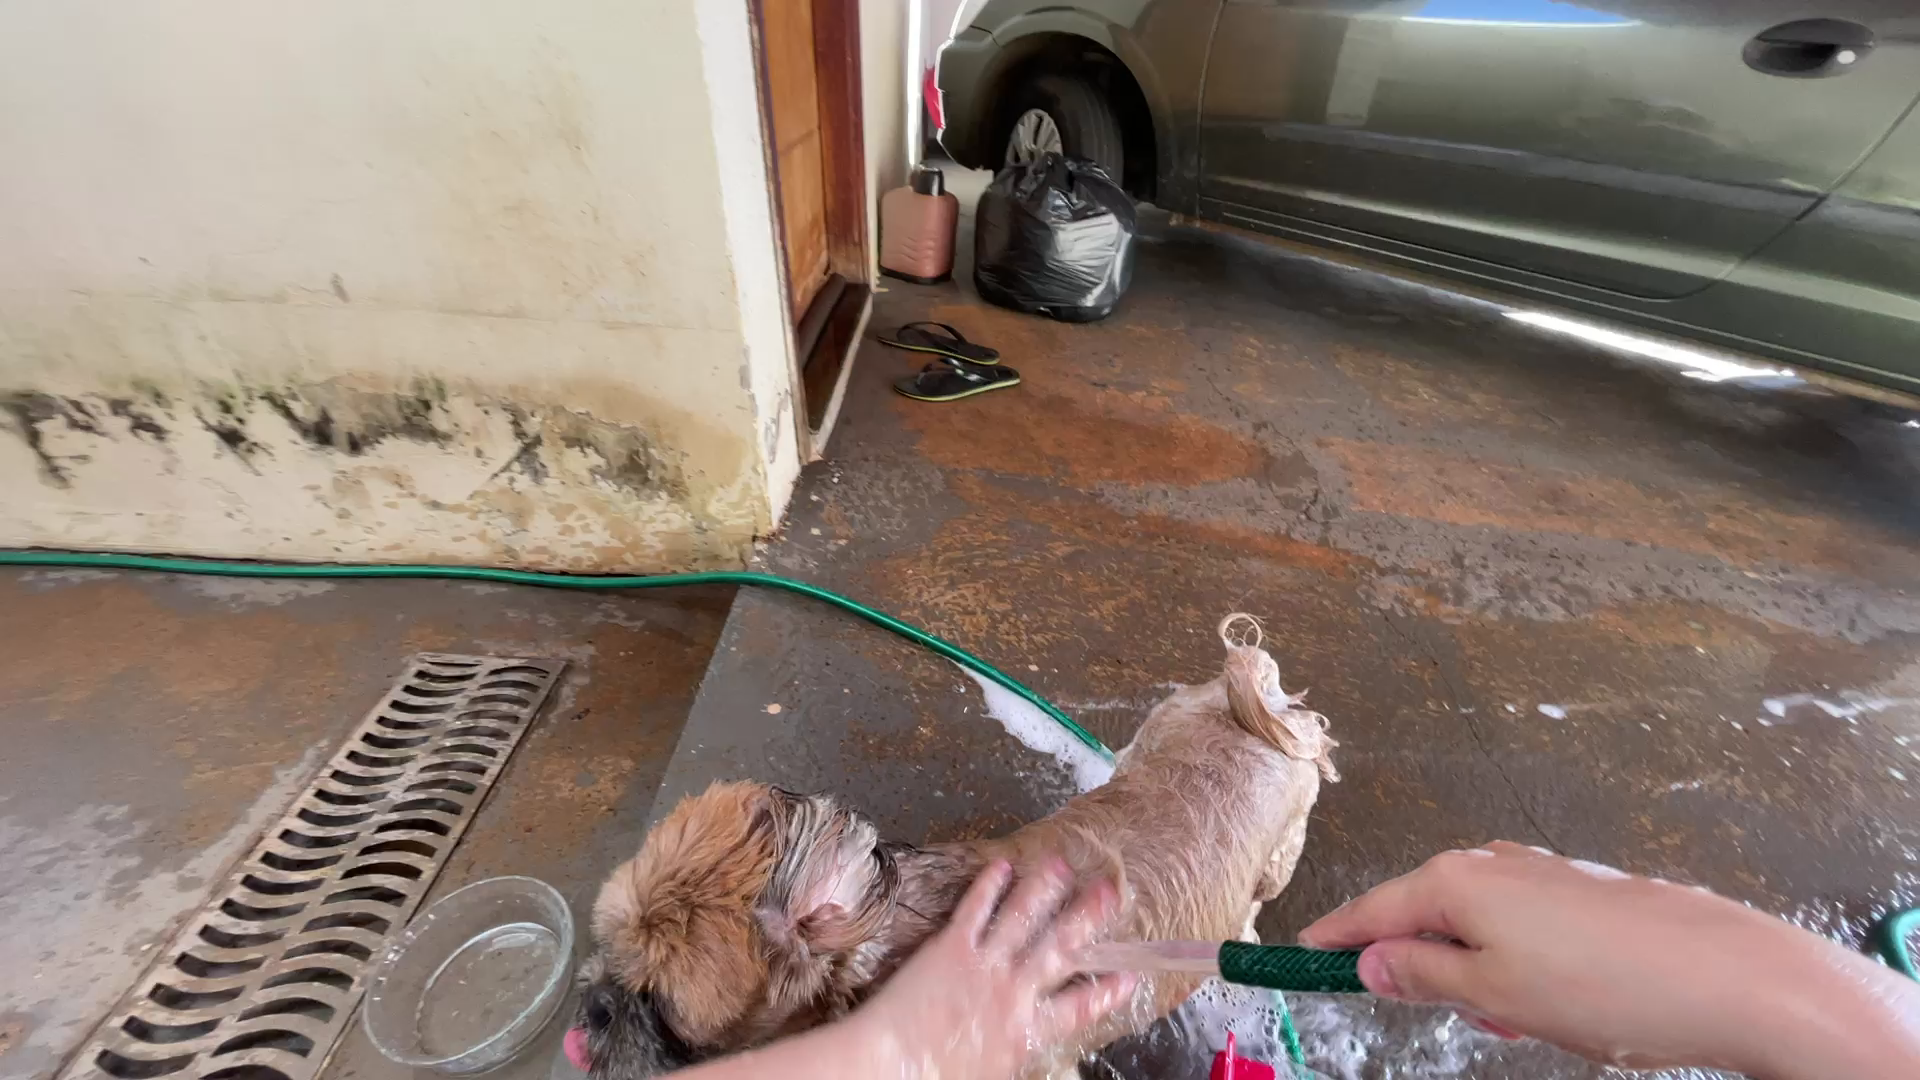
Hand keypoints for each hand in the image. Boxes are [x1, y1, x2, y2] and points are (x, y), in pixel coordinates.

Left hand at [848, 857, 1136, 1077]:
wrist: (891, 1067)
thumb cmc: (939, 1078)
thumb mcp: (994, 1072)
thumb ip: (1018, 1047)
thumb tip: (1031, 1033)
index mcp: (1026, 1031)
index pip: (1079, 1008)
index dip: (1107, 991)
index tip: (1130, 974)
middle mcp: (1012, 991)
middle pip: (1059, 948)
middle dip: (1087, 917)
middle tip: (1109, 890)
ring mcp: (983, 964)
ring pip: (1022, 918)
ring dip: (1043, 889)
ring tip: (1061, 863)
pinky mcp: (951, 946)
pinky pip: (975, 909)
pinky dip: (990, 885)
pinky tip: (1003, 865)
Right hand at [1298, 841, 1919, 1078]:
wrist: (1742, 974)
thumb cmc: (1603, 986)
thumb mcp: (1495, 996)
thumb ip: (1419, 977)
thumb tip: (1367, 963)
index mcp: (1450, 882)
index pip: (1370, 911)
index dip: (1335, 936)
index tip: (1302, 952)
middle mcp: (1482, 862)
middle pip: (1423, 914)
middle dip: (1426, 965)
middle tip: (1459, 1015)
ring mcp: (1531, 868)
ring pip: (1475, 922)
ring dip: (1479, 969)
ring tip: (1530, 1018)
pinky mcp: (1575, 885)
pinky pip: (1517, 920)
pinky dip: (1515, 956)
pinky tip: (1562, 993)